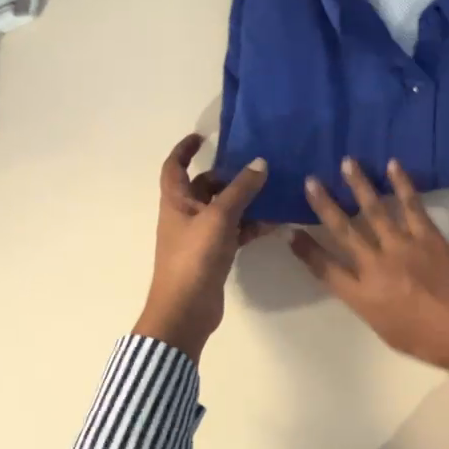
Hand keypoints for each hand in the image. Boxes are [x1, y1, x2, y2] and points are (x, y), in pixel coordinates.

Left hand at [133, 134, 268, 362]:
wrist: (185, 311)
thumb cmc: (194, 258)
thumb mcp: (219, 218)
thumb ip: (241, 190)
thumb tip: (260, 162)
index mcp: (176, 201)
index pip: (174, 166)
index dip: (185, 149)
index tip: (204, 137)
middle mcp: (185, 214)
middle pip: (205, 186)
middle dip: (228, 176)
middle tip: (256, 168)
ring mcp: (199, 236)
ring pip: (224, 208)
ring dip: (245, 201)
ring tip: (273, 191)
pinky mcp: (214, 254)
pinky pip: (234, 231)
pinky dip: (251, 225)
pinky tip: (275, 223)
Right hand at [290, 158, 448, 399]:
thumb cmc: (425, 339)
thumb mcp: (384, 328)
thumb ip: (366, 301)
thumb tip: (357, 281)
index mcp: (362, 295)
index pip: (325, 269)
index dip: (306, 250)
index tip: (290, 231)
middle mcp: (376, 265)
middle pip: (344, 230)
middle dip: (324, 205)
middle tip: (310, 181)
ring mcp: (402, 246)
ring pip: (374, 209)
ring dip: (359, 184)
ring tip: (347, 162)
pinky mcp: (427, 235)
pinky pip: (410, 204)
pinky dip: (401, 183)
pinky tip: (393, 165)